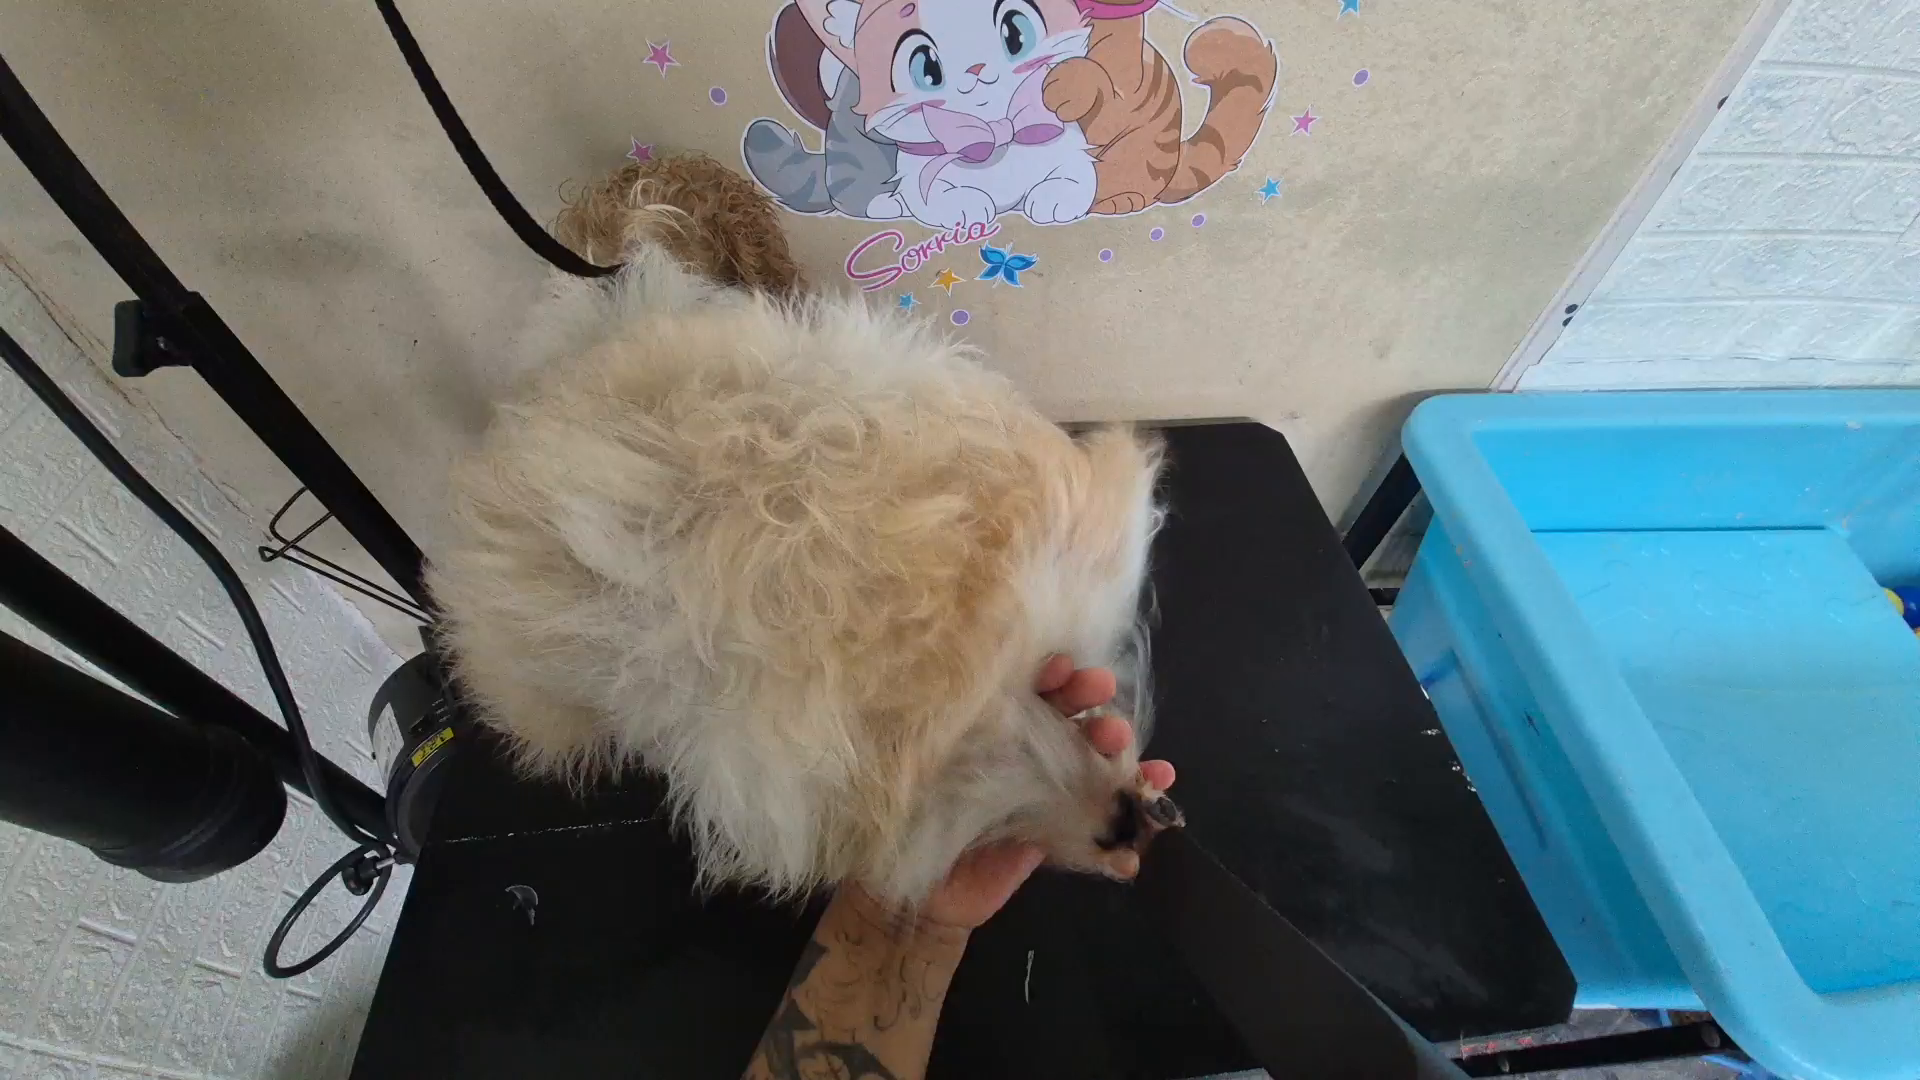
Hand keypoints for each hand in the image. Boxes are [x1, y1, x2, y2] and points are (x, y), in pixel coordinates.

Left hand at [920, 655, 1175, 929]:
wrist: (934, 900)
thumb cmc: (916, 830)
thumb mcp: (921, 786)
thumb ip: (943, 762)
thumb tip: (963, 728)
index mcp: (987, 731)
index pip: (1019, 690)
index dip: (1041, 674)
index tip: (1058, 665)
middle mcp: (1025, 751)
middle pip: (1062, 712)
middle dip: (1084, 695)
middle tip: (1101, 686)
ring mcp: (1052, 787)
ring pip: (1089, 753)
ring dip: (1113, 739)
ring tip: (1122, 738)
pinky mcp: (1071, 827)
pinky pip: (1109, 807)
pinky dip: (1138, 794)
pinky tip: (1161, 780)